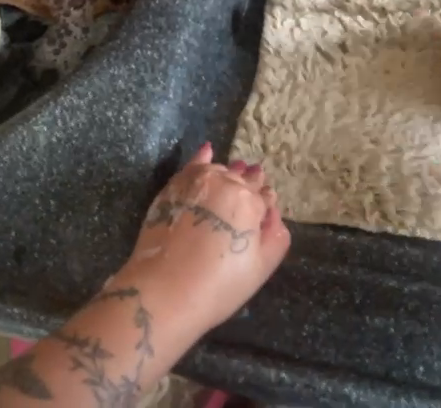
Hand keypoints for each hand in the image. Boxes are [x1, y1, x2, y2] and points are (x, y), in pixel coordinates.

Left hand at [110, 143, 290, 341]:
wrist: (164, 291)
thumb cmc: (218, 286)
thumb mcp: (260, 269)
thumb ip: (276, 236)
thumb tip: (273, 212)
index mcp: (250, 202)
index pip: (264, 196)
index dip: (264, 206)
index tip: (261, 214)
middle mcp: (226, 182)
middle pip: (244, 179)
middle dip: (250, 185)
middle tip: (249, 197)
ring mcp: (198, 181)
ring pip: (222, 171)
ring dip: (230, 174)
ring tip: (234, 179)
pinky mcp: (175, 186)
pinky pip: (194, 163)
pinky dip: (203, 156)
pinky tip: (208, 150)